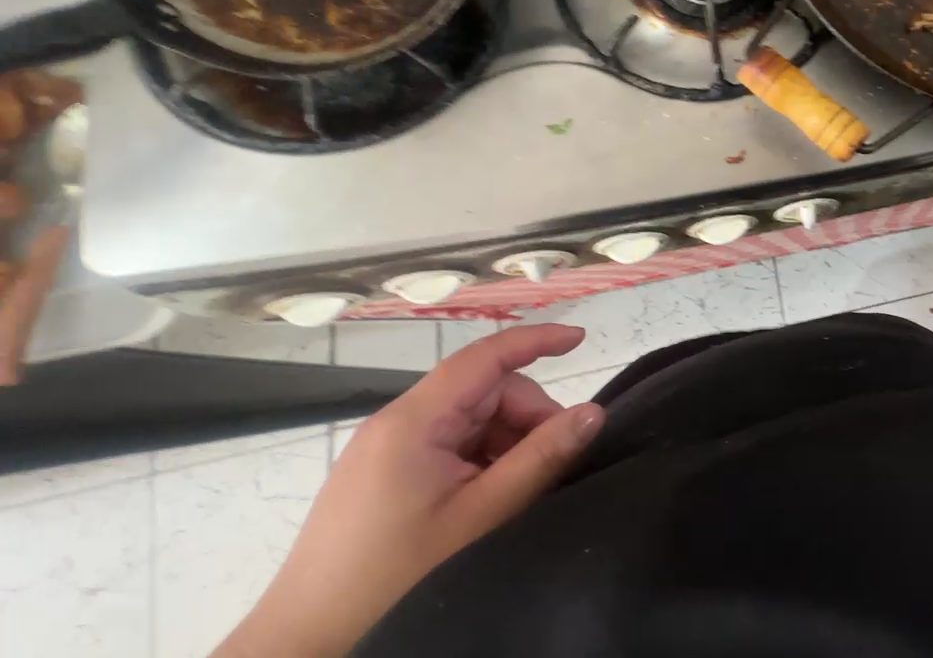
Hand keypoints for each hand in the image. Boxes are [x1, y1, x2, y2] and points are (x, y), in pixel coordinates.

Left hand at [215, 324, 604, 657]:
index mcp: (414, 422)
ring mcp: (387, 451)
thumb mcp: (483, 516)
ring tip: (520, 491)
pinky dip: (484, 460)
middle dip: (528, 415)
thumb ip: (542, 457)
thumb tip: (594, 411)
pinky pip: (451, 446)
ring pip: (471, 420)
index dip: (536, 341)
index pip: (485, 357)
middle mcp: (397, 425)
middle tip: (554, 461)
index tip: (582, 339)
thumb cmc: (395, 578)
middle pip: (484, 392)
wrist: (305, 648)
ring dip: (508, 442)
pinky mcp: (384, 478)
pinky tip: (492, 500)